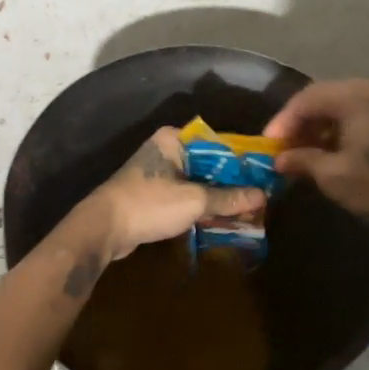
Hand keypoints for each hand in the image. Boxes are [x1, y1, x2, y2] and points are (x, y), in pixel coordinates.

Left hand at [84, 128, 265, 259]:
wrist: (103, 229)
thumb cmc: (149, 204)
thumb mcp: (195, 201)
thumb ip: (229, 198)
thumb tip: (262, 196)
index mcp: (173, 140)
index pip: (218, 142)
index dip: (243, 159)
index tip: (265, 173)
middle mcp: (166, 151)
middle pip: (210, 164)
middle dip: (233, 182)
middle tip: (261, 196)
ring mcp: (158, 174)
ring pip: (198, 182)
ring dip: (219, 197)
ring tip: (248, 210)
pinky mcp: (153, 196)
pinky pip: (186, 197)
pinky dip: (202, 207)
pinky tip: (223, 220)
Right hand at [262, 79, 368, 222]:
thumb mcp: (334, 176)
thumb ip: (303, 162)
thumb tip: (280, 160)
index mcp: (353, 97)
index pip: (305, 100)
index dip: (282, 122)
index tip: (268, 146)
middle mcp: (368, 90)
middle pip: (321, 99)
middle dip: (299, 124)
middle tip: (282, 149)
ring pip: (338, 107)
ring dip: (317, 128)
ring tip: (303, 154)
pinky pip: (355, 114)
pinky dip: (337, 130)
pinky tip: (330, 153)